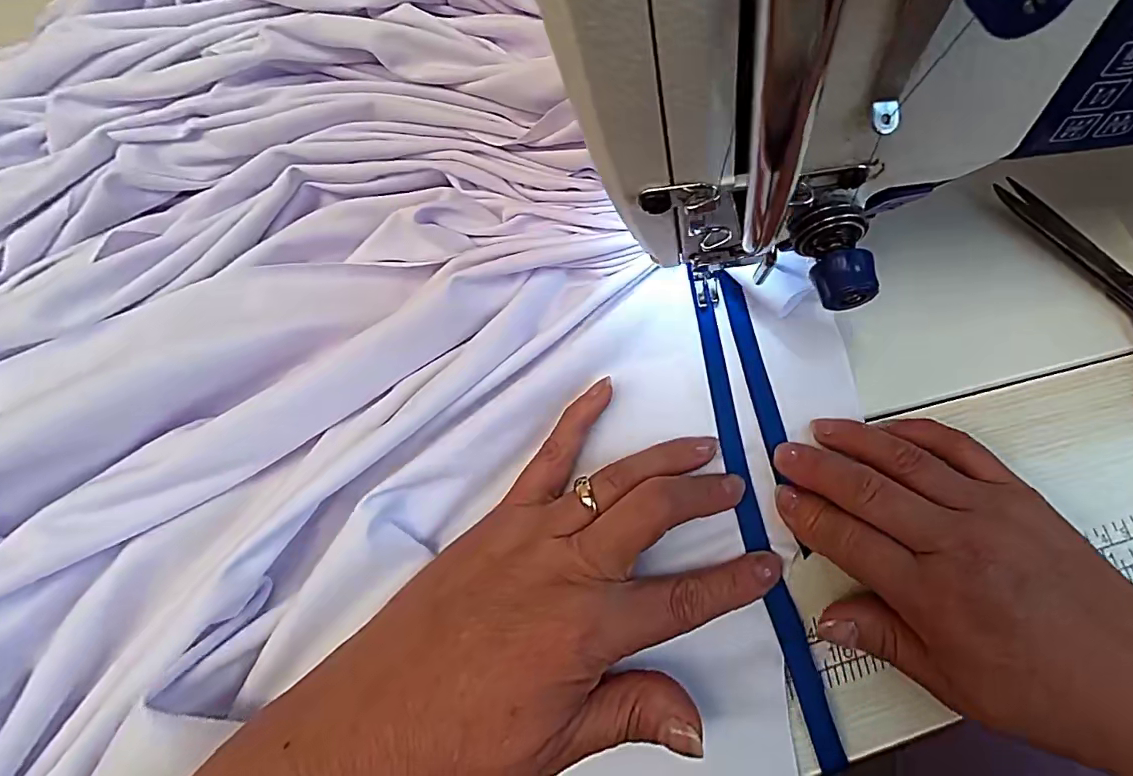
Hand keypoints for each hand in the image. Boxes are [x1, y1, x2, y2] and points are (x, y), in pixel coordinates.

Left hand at [198, 379, 780, 775]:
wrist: (365, 728)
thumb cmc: (458, 745)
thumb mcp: (555, 744)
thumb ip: (630, 711)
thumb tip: (695, 724)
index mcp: (587, 630)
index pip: (683, 600)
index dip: (734, 582)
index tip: (767, 565)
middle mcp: (568, 568)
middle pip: (655, 512)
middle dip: (704, 496)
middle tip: (735, 490)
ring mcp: (532, 533)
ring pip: (615, 479)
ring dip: (663, 458)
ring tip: (700, 446)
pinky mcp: (500, 518)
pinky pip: (545, 459)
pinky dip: (576, 420)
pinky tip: (600, 392)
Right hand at [772, 417, 1132, 769]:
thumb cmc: (1054, 690)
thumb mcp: (956, 683)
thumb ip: (885, 638)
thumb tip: (831, 618)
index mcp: (936, 594)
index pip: (851, 539)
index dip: (810, 515)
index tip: (785, 498)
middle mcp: (956, 541)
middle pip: (868, 489)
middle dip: (818, 467)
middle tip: (787, 452)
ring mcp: (987, 509)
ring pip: (905, 459)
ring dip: (857, 439)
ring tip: (823, 428)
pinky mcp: (1016, 493)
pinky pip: (959, 448)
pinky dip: (920, 430)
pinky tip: (892, 428)